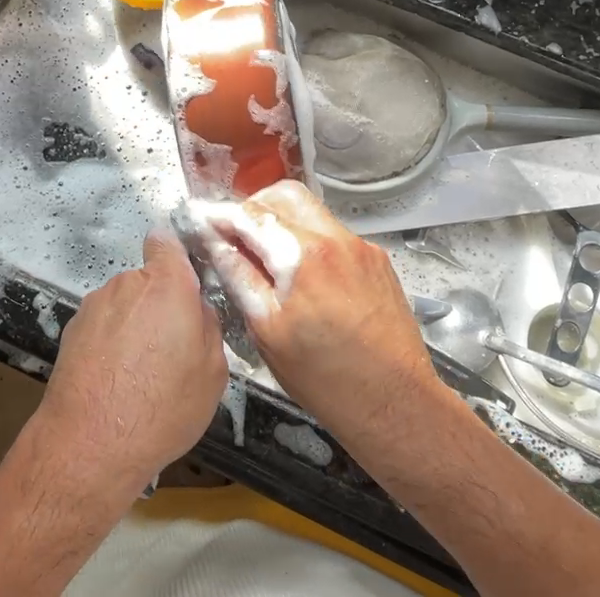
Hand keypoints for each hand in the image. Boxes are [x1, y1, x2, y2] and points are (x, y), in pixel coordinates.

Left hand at [35, 230, 226, 488]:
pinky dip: (109, 344)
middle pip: (147, 281)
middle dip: (159, 306)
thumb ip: (208, 327)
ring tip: (139, 373)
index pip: (166, 242)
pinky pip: (102, 326)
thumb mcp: (213, 373)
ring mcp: (94, 305)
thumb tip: (196, 310)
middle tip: (169, 349)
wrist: (90, 443)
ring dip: (132, 326)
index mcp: (167, 286)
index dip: (175, 258)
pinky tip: (114, 381)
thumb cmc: (163, 407)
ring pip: (123, 305)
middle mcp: (127, 284)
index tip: (184, 287)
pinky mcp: (71, 329)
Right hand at [195, 181, 444, 445]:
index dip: (220, 215)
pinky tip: (302, 278)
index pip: (250, 214)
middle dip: (253, 208)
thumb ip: (239, 276)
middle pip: (284, 195)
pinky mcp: (376, 261)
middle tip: (234, 236)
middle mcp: (336, 239)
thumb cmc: (327, 379)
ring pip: (310, 212)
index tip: (203, 221)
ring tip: (267, 261)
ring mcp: (360, 247)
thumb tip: (216, 244)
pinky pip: (333, 234)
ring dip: (282, 224)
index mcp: (303, 256)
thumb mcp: (267, 330)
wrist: (395, 404)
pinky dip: (309, 242)